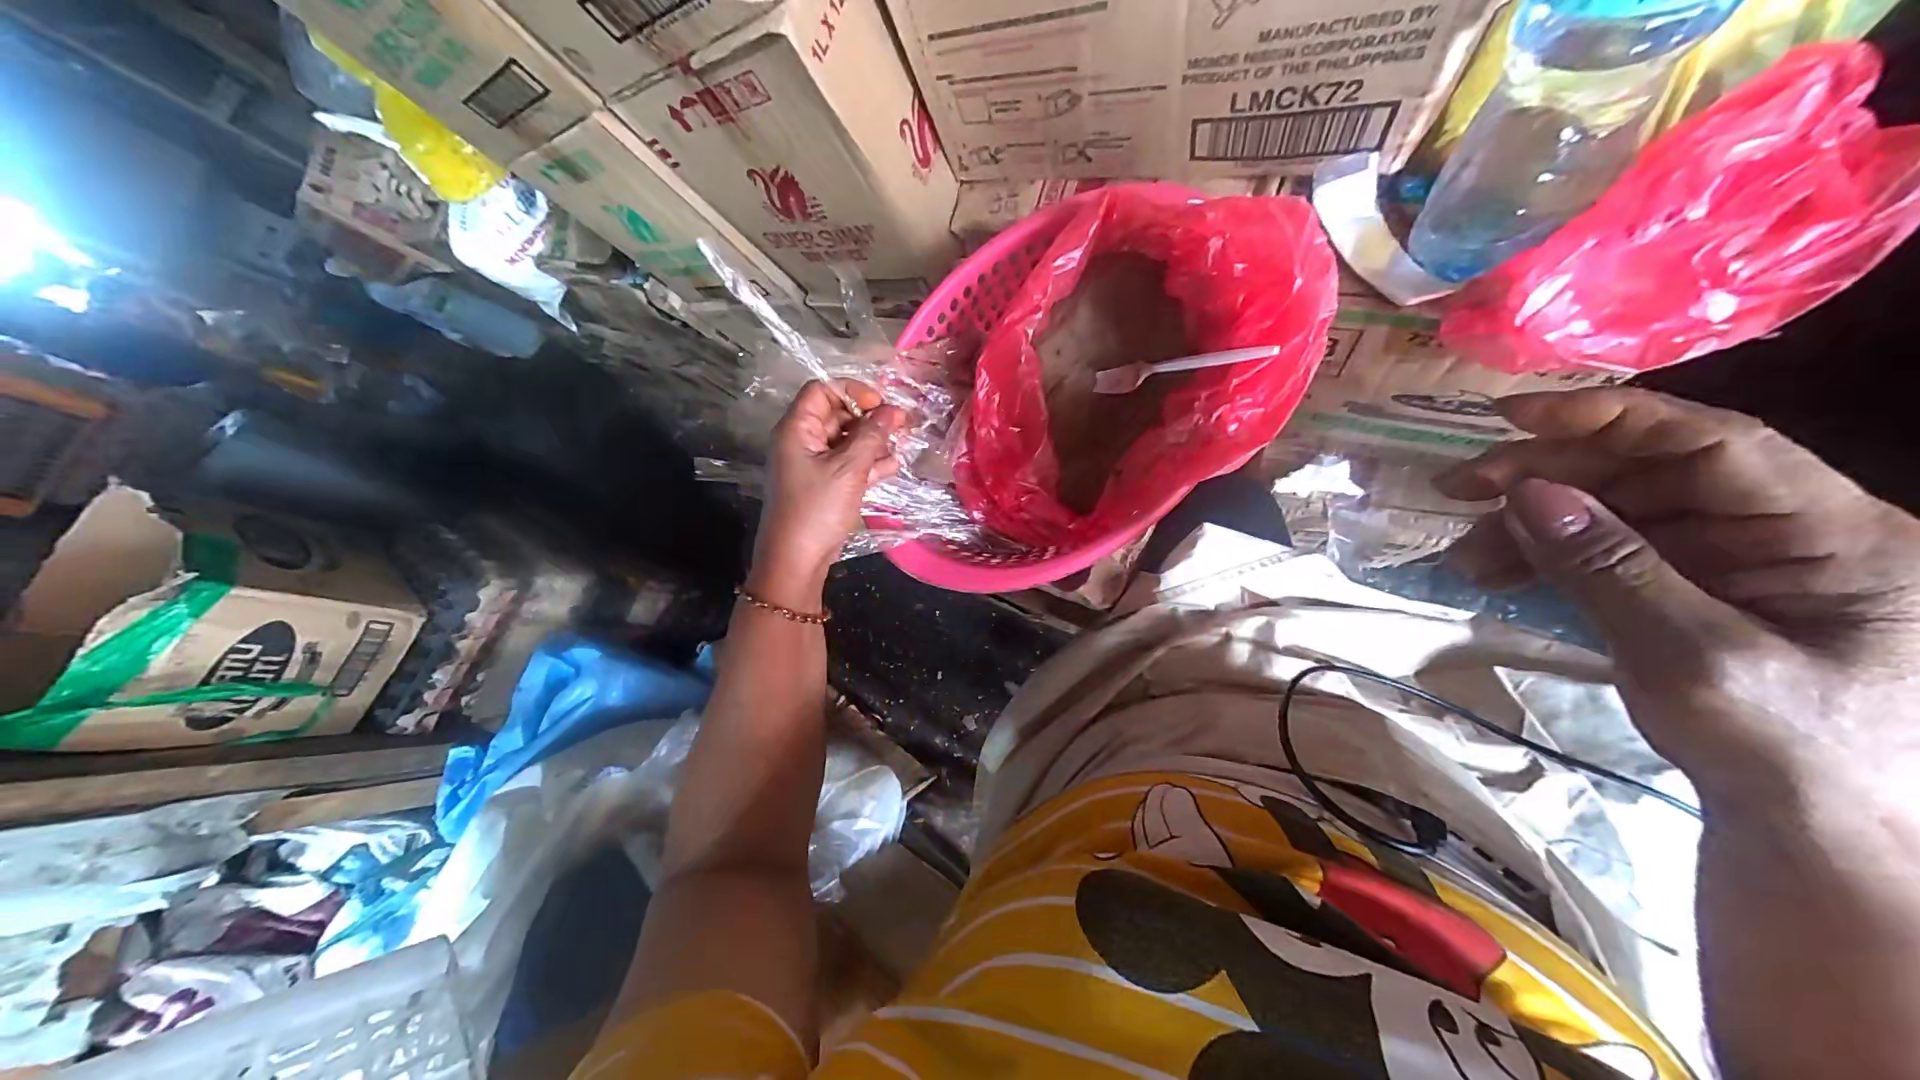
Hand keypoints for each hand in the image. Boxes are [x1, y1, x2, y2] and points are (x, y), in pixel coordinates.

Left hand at [750, 380, 904, 601]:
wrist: (796, 560)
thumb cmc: (817, 509)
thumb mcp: (849, 469)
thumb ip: (872, 436)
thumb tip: (893, 411)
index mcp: (797, 429)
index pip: (821, 390)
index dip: (852, 391)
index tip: (879, 405)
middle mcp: (802, 441)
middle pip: (838, 414)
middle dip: (869, 418)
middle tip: (900, 426)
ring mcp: (813, 464)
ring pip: (847, 440)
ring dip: (873, 441)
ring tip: (900, 447)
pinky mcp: (825, 485)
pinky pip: (848, 463)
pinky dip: (869, 463)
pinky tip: (891, 467)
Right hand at [1434, 388, 1919, 811]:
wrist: (1819, 840)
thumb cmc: (1786, 752)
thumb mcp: (1694, 657)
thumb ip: (1611, 567)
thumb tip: (1528, 492)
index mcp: (1829, 530)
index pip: (1713, 441)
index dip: (1608, 417)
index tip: (1513, 416)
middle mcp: (1783, 532)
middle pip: (1650, 472)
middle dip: (1548, 476)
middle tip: (1459, 487)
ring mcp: (1735, 565)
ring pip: (1617, 513)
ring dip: (1532, 526)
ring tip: (1464, 555)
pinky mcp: (1693, 595)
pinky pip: (1609, 556)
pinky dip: (1546, 561)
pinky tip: (1493, 574)